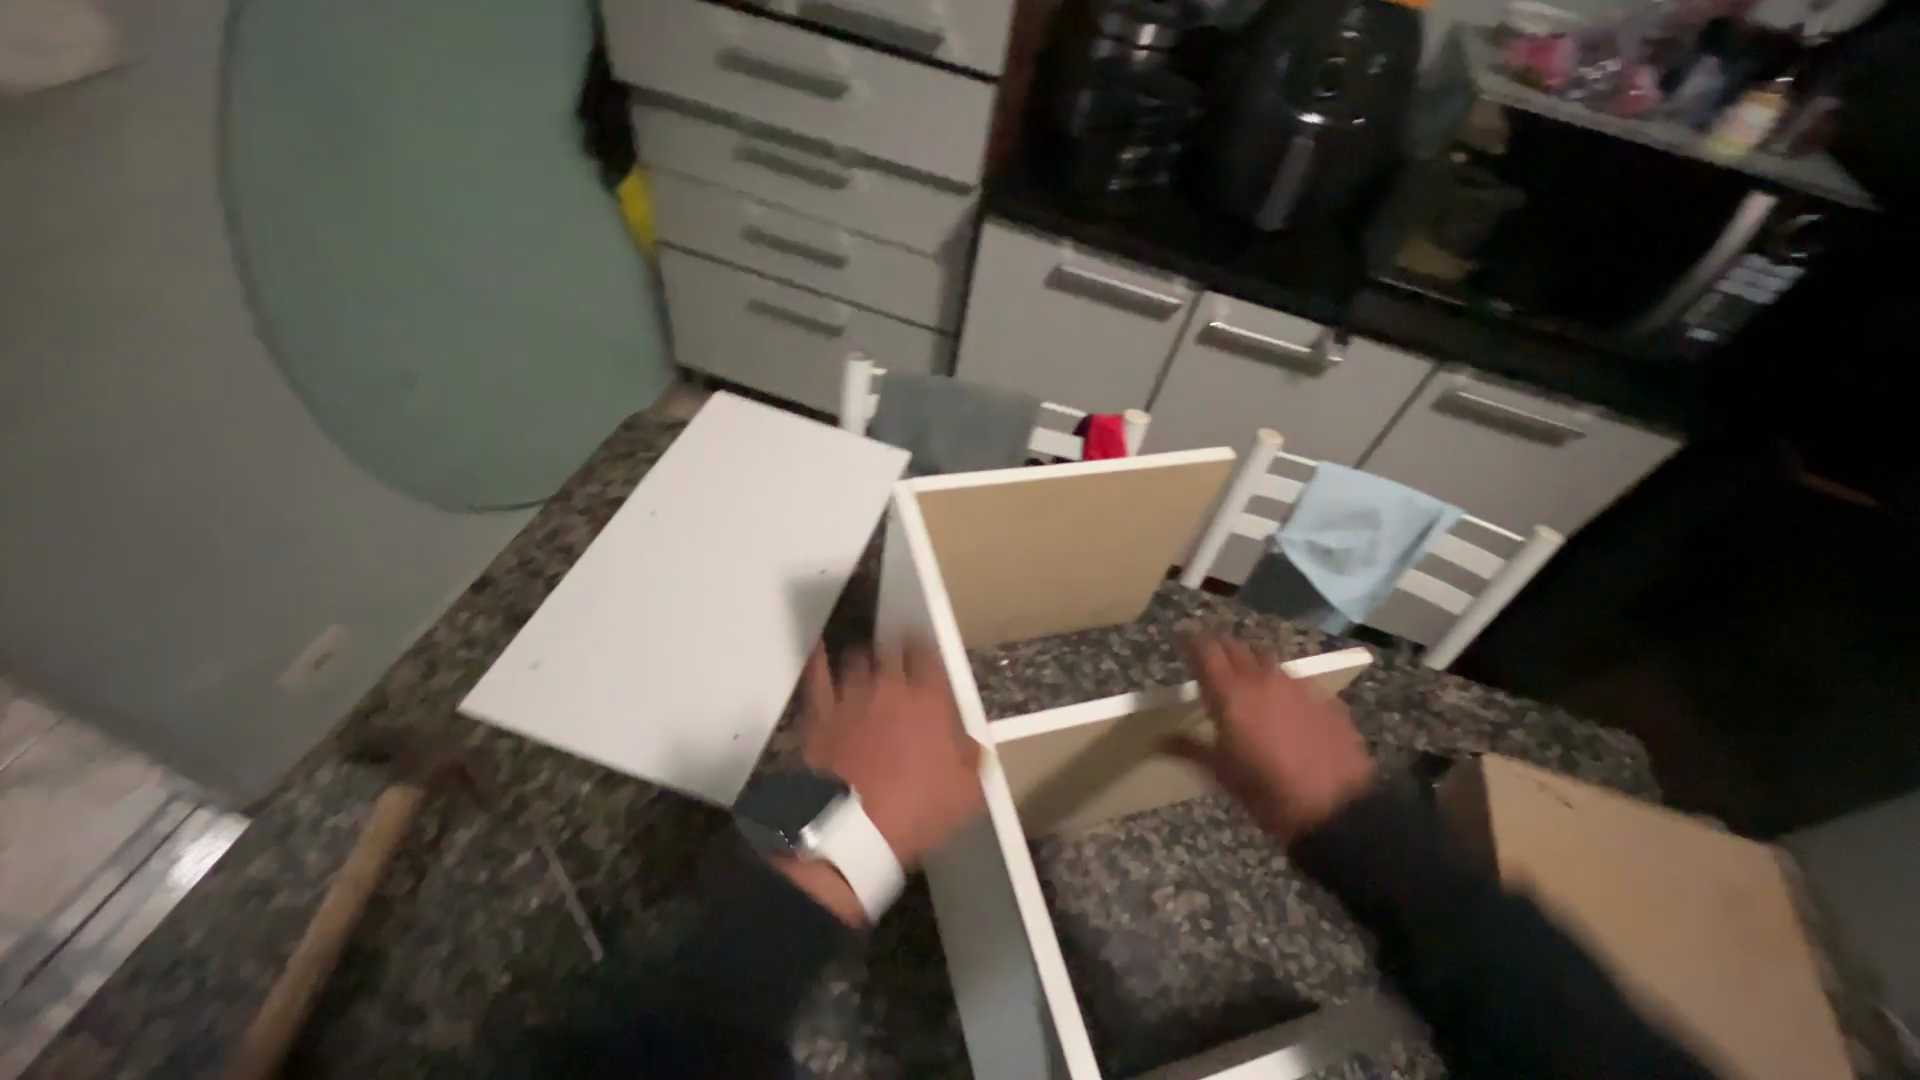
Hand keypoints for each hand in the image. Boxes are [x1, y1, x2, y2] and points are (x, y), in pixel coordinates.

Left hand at [776, 640, 983, 924]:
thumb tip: (973, 745)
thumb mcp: (966, 792)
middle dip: (898, 647)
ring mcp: (852, 697)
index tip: (927, 653)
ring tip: (868, 661)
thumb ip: (972, 758)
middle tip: (900, 652)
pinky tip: (820, 649)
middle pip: (894, 649)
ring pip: (858, 658)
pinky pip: (818, 676)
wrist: (855, 830)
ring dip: (865, 657)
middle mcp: (890, 687)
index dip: (928, 650)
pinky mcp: (822, 713)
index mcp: (929, 700)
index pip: (930, 656)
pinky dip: (819, 660)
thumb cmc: (917, 809)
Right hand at [1166, 635, 1375, 841]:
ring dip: (1250, 661)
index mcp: (1230, 694)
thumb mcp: (1223, 775)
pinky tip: (1282, 703)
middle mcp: (1262, 679)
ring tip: (1244, 677)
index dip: (1191, 643)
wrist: (1340, 809)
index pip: (1205, 650)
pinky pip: (1294, 679)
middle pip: (1235, 646)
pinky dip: (1279, 682)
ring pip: (1266, 658)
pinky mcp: (1325, 698)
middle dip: (1219, 646)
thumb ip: (1190, 749)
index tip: (1182, 642)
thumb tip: (1159, 739)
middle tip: (1208, 656)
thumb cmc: (1269, 794)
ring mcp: (1297, 685)